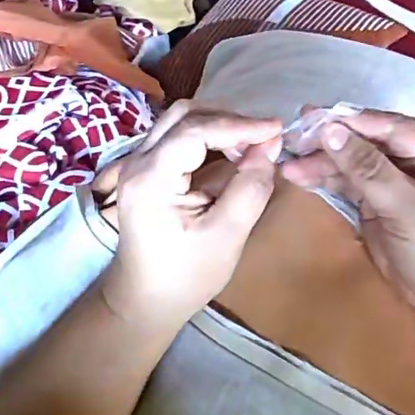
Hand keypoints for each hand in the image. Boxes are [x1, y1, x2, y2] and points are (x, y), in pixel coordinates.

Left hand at [102, 102, 281, 333]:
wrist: (145, 299)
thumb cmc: (185, 276)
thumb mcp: (226, 236)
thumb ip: (249, 188)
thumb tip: (270, 146)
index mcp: (150, 179)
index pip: (195, 131)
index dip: (238, 125)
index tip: (276, 129)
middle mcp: (137, 162)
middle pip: (183, 116)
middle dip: (228, 120)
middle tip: (264, 139)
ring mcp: (138, 163)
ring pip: (179, 122)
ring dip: (218, 125)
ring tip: (251, 146)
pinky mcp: (147, 169)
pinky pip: (177, 137)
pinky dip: (208, 138)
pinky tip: (232, 153)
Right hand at [280, 108, 414, 330]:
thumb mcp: (410, 210)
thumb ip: (369, 169)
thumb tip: (330, 130)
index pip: (396, 128)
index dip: (355, 122)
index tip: (314, 117)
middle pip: (371, 143)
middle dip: (332, 141)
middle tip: (293, 136)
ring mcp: (400, 183)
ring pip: (356, 163)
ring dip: (323, 162)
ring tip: (288, 163)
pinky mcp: (381, 204)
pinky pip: (350, 184)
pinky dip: (326, 180)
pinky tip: (299, 175)